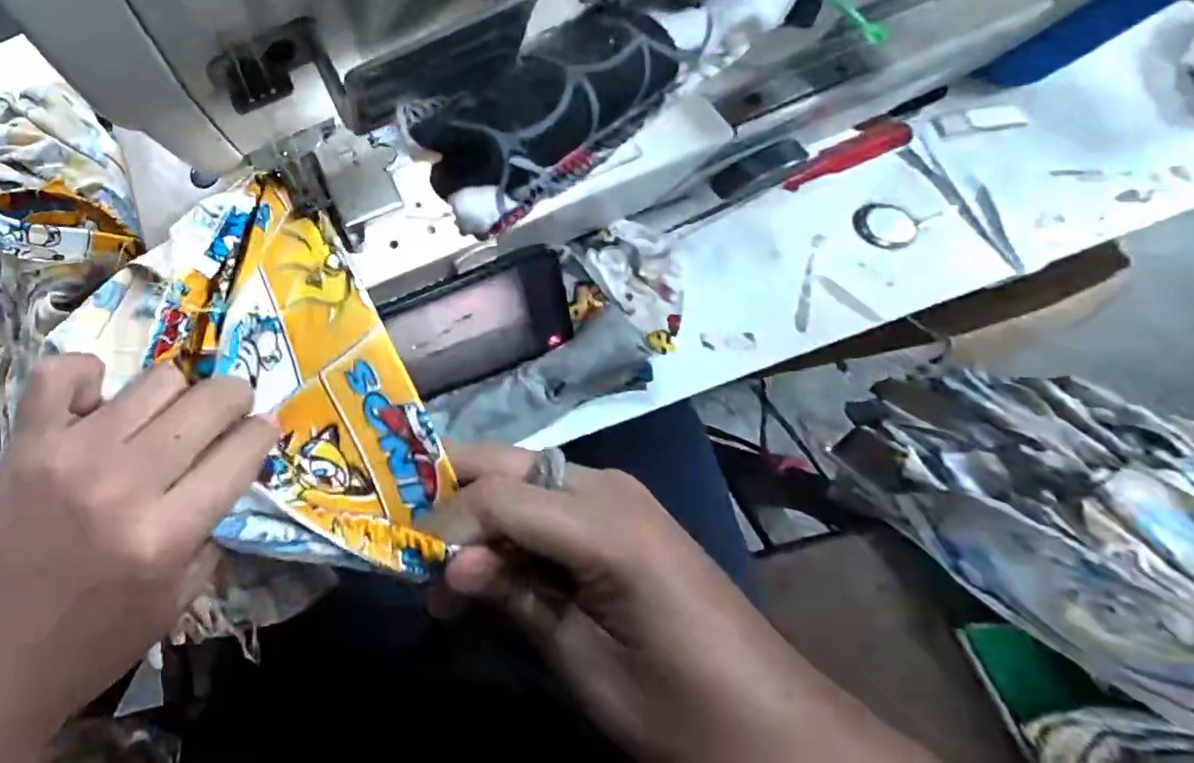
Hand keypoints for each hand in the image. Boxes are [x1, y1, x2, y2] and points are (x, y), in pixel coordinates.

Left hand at [0, 357, 278, 761]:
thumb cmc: (97, 637)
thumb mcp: (178, 600)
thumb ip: (215, 528)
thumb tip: (236, 462)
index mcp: (166, 536)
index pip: (241, 452)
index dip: (261, 432)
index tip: (260, 429)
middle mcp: (124, 485)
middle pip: (208, 401)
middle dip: (234, 399)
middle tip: (226, 412)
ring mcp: (72, 455)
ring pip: (157, 379)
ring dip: (174, 394)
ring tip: (161, 418)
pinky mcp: (28, 443)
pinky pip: (63, 372)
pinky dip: (87, 375)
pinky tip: (97, 400)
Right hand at [430, 443, 931, 762]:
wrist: (782, 730)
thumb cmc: (683, 710)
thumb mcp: (586, 664)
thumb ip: (515, 598)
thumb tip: (447, 566)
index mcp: (605, 523)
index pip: (497, 495)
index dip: (445, 525)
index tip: (412, 566)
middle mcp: (605, 485)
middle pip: (502, 463)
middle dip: (450, 494)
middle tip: (415, 545)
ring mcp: (614, 492)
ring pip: (517, 475)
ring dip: (476, 511)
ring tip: (448, 571)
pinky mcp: (618, 510)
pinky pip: (543, 498)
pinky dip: (509, 522)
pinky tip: (493, 565)